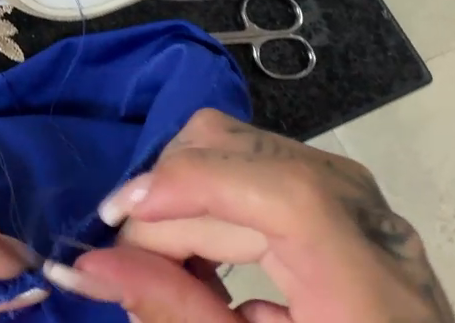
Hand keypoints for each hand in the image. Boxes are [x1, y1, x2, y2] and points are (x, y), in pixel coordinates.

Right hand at [43, 109, 453, 322]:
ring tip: (164, 273)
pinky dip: (203, 203)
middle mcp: (368, 222)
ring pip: (228, 148)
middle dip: (163, 208)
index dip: (194, 186)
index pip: (287, 195)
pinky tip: (199, 268)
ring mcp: (350, 199)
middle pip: (237, 158)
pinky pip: (245, 164)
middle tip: (127, 271)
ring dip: (176, 202)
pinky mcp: (331, 195)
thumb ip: (172, 313)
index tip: (120, 217)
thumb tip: (84, 265)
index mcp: (370, 288)